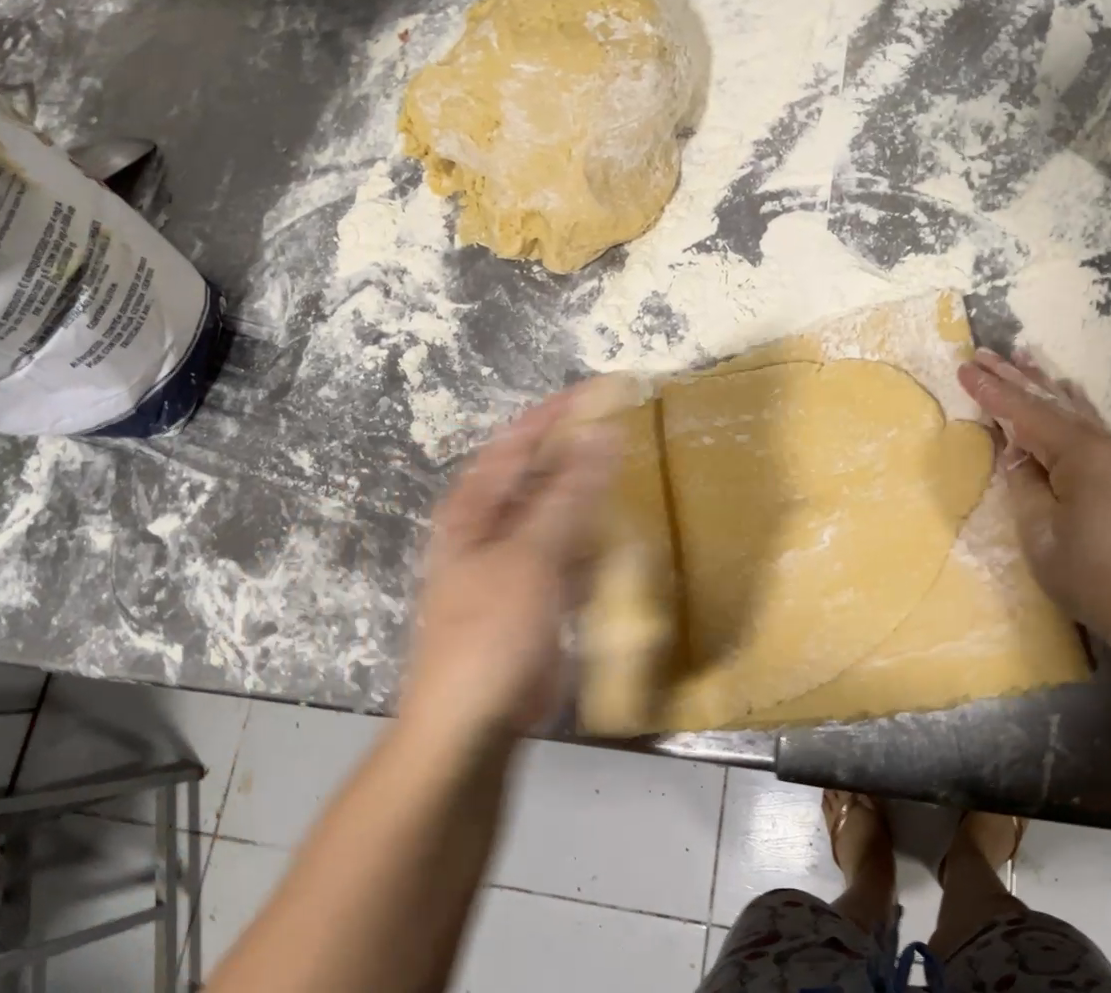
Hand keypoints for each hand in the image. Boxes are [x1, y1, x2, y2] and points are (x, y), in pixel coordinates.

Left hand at [402, 385, 617, 737]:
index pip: (518, 441)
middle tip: (633, 431)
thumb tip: (601, 434)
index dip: (559, 412)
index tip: (607, 389)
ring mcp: (516, 563)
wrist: (472, 722)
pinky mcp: (539, 596)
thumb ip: (567, 495)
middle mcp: (492, 527)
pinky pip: (574, 556)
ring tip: (638, 478)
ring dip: (595, 500)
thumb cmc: (490, 633)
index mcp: (474, 509)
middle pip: (542, 475)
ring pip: (562, 515)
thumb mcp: (529, 557)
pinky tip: (626, 541)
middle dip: (583, 453)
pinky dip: (598, 546)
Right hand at [957, 348, 1110, 677]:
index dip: (992, 392)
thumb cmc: (1093, 577)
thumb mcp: (1041, 534)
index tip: (964, 367)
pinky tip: (1066, 392)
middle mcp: (1106, 444)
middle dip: (1015, 378)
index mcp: (1082, 455)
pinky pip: (1091, 424)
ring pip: (1074, 409)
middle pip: (1051, 402)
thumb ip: (1023, 484)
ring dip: (1043, 384)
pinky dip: (1071, 404)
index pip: (1026, 414)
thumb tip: (1015, 452)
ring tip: (1020, 356)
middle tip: (983, 352)